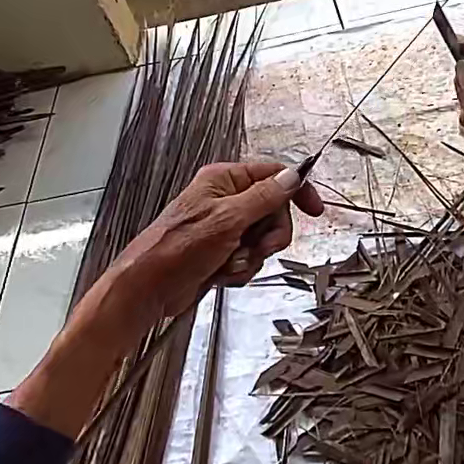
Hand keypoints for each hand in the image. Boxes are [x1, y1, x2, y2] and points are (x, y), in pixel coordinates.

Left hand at [105, 161, 325, 322]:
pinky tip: (222, 273)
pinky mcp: (222, 252)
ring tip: (230, 262)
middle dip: (269, 234)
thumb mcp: (228, 220)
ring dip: (252, 255)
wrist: (149, 288)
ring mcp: (224, 227)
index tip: (314, 210)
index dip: (296, 191)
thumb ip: (264, 197)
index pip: (273, 174)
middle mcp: (225, 200)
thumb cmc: (177, 249)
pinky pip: (250, 258)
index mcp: (224, 180)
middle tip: (257, 246)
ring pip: (263, 238)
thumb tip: (292, 177)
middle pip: (273, 210)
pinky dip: (241, 269)